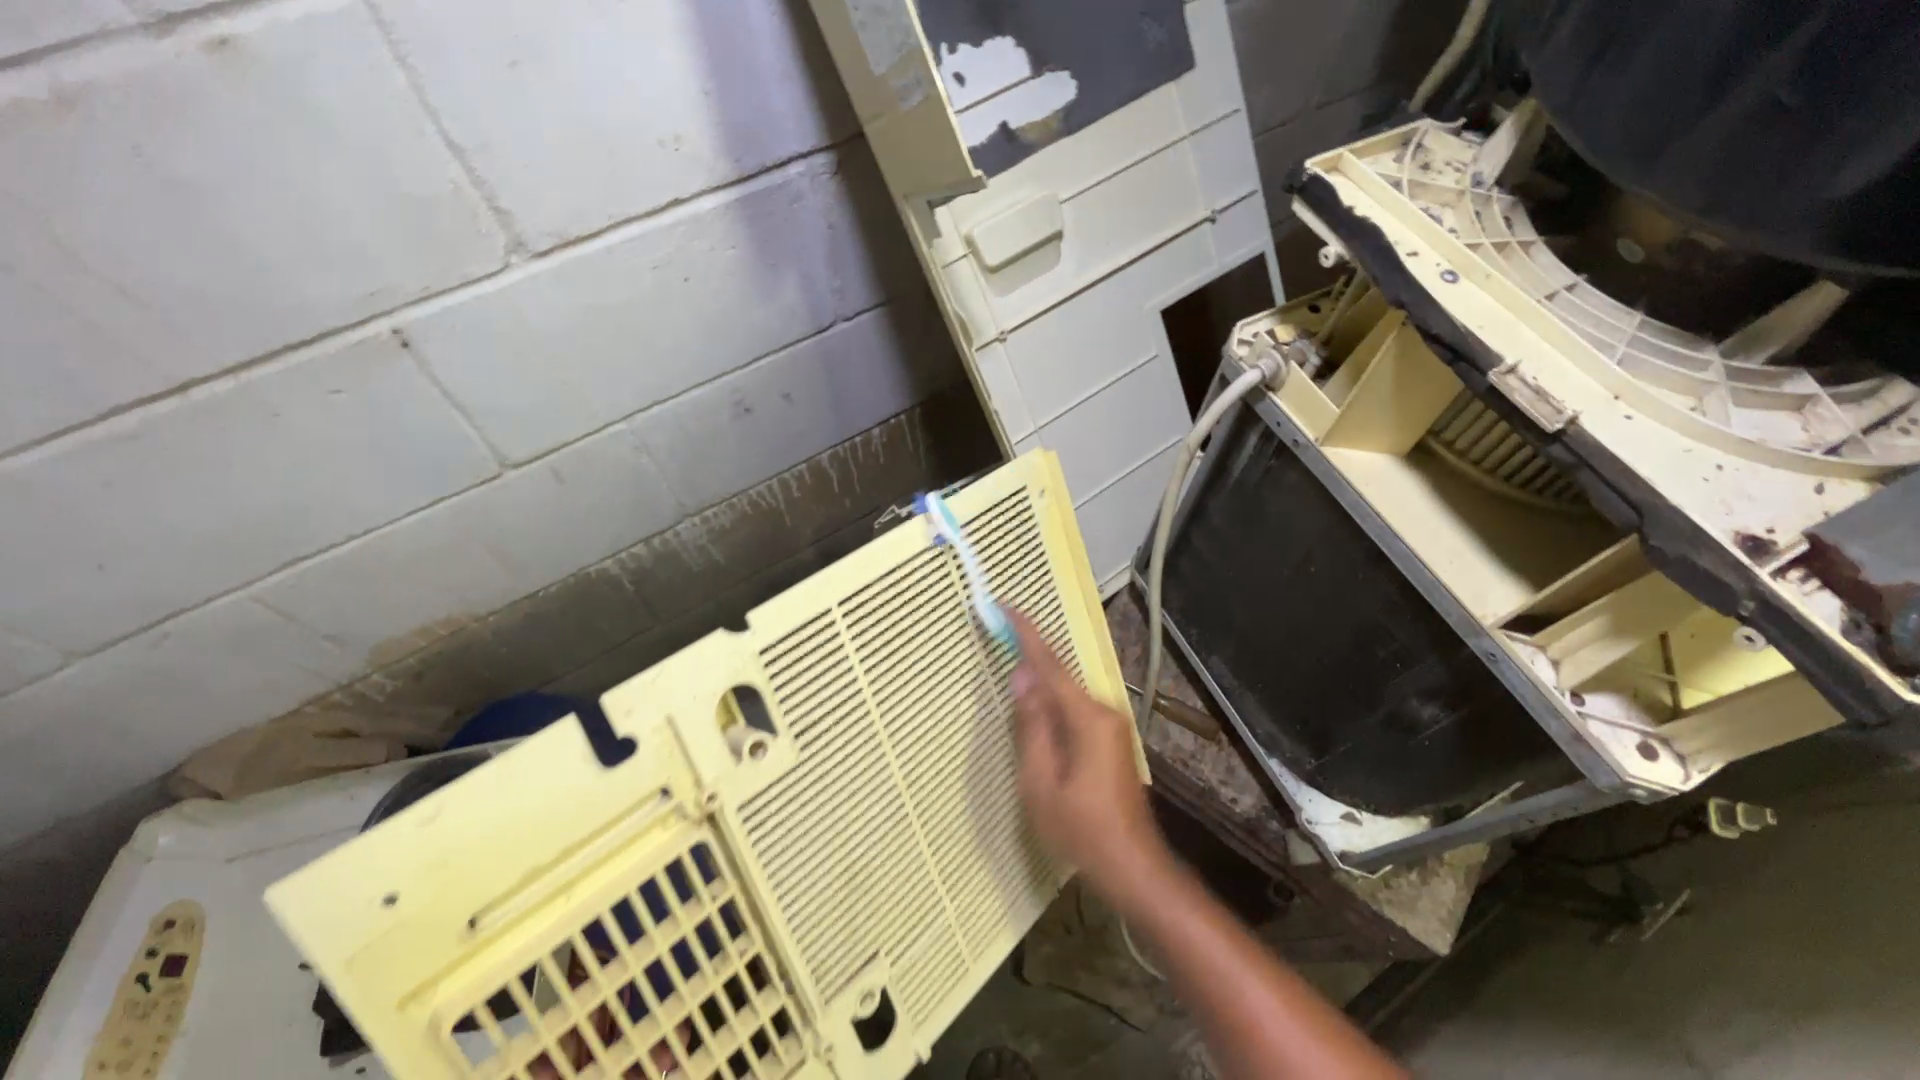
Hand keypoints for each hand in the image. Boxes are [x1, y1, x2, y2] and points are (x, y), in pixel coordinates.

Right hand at [1008, 611, 1167, 901]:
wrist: (1133, 866)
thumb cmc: (1081, 830)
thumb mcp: (1040, 782)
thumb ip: (1031, 726)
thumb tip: (1023, 676)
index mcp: (1088, 718)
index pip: (1051, 665)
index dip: (1026, 633)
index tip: (1003, 605)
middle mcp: (1105, 711)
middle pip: (1060, 675)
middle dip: (1030, 653)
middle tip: (997, 632)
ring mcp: (1112, 726)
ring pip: (1067, 694)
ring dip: (1040, 680)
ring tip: (1008, 664)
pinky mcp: (1111, 741)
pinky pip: (1075, 710)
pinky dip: (1052, 701)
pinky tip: (1034, 707)